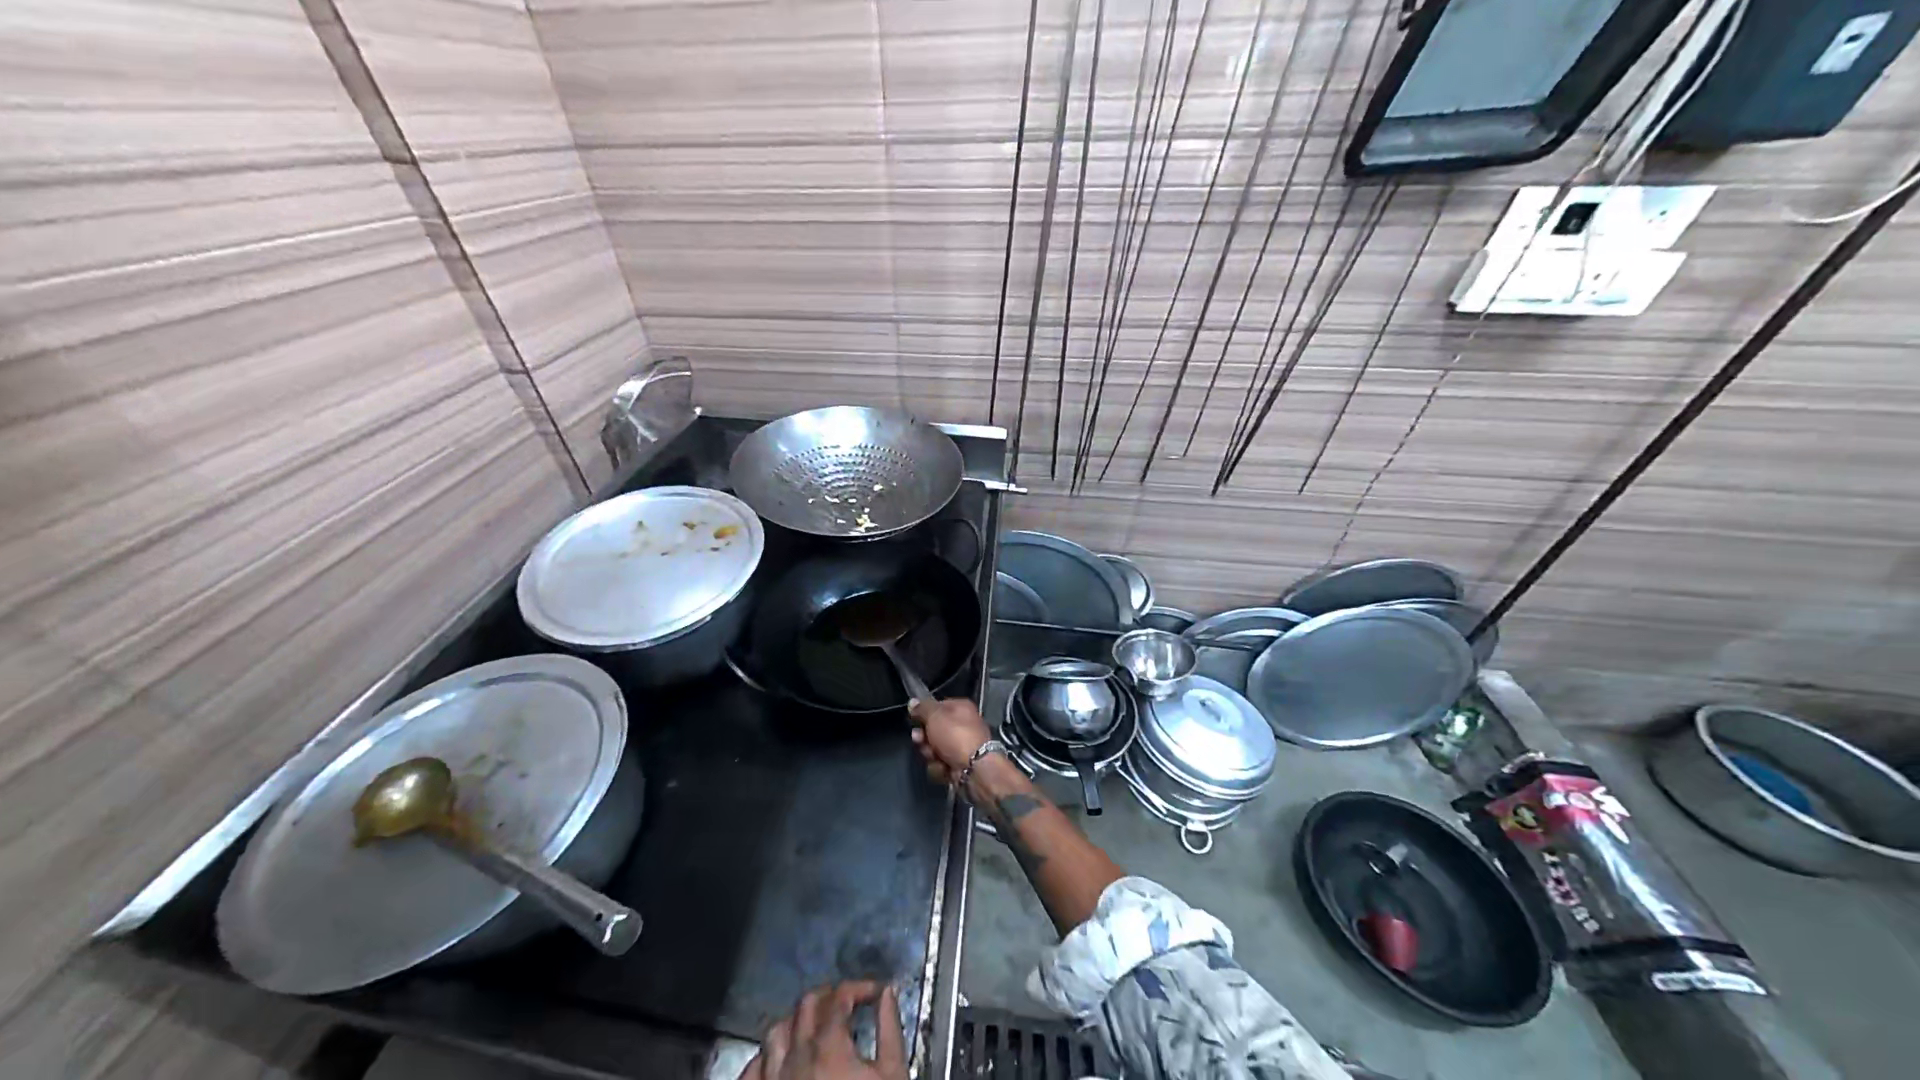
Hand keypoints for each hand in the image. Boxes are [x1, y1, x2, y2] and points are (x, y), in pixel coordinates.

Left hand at [742, 981, 904, 1079]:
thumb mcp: (892, 1074)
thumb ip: (889, 1029)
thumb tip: (886, 993)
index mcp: (829, 1044)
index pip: (840, 997)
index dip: (860, 987)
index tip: (877, 993)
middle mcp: (796, 1054)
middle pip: (806, 1005)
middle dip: (829, 996)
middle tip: (848, 1002)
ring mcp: (774, 1079)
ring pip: (776, 1031)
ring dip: (797, 1021)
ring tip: (814, 1026)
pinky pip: (752, 1069)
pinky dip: (765, 1056)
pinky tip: (778, 1059)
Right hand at [909, 698, 990, 784]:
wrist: (975, 769)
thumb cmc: (956, 736)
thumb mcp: (935, 716)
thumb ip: (922, 708)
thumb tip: (913, 702)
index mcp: (961, 708)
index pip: (936, 707)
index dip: (924, 714)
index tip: (914, 720)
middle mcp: (963, 725)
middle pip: (933, 731)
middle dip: (924, 738)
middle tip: (920, 740)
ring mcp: (962, 747)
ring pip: (934, 750)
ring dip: (931, 754)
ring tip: (936, 757)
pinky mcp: (959, 765)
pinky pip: (941, 765)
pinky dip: (940, 768)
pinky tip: (944, 768)